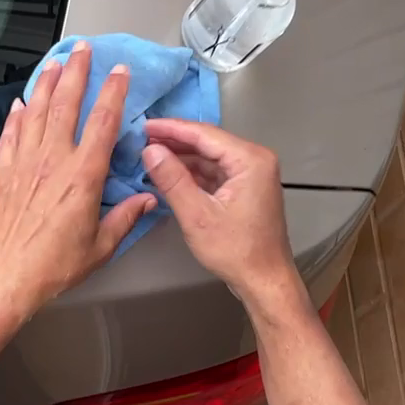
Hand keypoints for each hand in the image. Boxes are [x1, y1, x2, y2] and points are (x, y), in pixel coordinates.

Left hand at [0, 42, 154, 321]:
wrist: (3, 278)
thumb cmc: (51, 268)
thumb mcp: (99, 248)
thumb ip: (124, 219)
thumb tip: (145, 201)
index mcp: (82, 177)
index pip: (103, 122)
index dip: (113, 92)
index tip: (119, 72)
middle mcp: (52, 162)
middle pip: (65, 104)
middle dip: (76, 72)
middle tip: (83, 49)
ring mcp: (23, 165)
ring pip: (34, 112)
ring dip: (45, 83)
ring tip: (54, 62)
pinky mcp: (2, 174)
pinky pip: (10, 135)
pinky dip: (16, 116)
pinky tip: (20, 104)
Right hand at [141, 119, 306, 305]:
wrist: (263, 279)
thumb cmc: (235, 250)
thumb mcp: (197, 214)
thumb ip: (172, 179)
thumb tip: (149, 150)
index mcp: (249, 160)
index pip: (204, 134)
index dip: (171, 128)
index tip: (143, 125)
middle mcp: (254, 160)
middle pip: (208, 142)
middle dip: (174, 140)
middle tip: (141, 139)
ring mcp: (251, 174)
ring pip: (209, 157)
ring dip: (181, 157)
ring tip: (149, 155)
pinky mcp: (245, 188)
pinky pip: (214, 172)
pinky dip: (192, 172)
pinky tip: (169, 173)